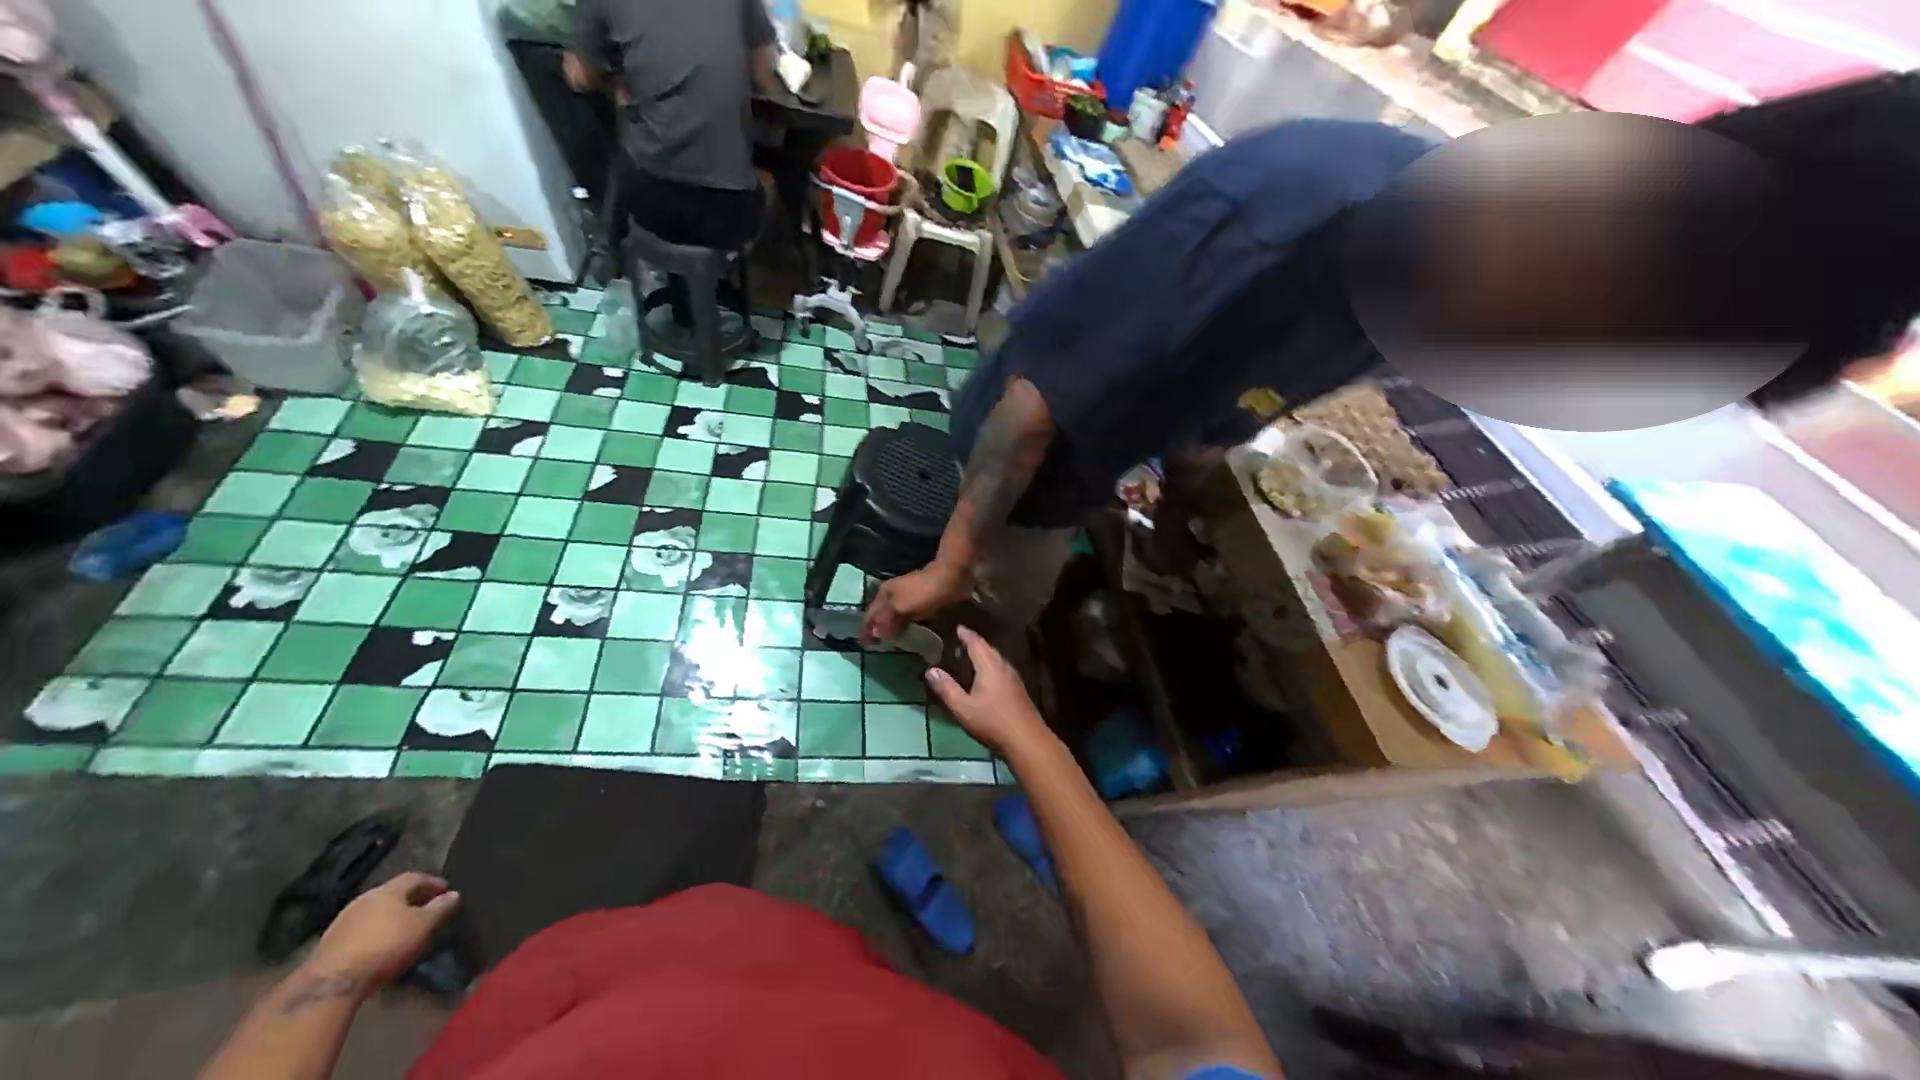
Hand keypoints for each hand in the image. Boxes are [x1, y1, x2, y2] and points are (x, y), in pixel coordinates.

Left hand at [304, 872, 459, 987]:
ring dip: (391, 916)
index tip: (446, 890)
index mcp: (387, 890)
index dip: (432, 882)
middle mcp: (364, 899)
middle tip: (426, 908)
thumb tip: (454, 894)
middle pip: (393, 893)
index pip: (415, 877)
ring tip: (404, 927)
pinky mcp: (330, 943)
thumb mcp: (423, 926)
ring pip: (375, 912)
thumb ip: (440, 908)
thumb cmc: (386, 945)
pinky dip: (375, 931)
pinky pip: (361, 929)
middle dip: (411, 899)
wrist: (332, 982)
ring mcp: (343, 921)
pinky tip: (381, 943)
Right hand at [861, 563, 970, 644]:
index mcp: (884, 594)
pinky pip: (907, 616)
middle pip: (880, 615)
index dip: (865, 630)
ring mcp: (906, 597)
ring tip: (889, 643)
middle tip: (875, 646)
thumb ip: (887, 621)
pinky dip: (904, 625)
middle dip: (876, 629)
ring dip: (890, 628)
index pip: (869, 615)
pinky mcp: (920, 601)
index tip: (863, 645)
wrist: (951, 577)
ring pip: (893, 616)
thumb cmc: (924, 592)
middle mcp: (892, 594)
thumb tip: (876, 634)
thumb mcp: (901, 607)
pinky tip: (906, 634)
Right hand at [924, 626, 1055, 757]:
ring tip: (971, 658)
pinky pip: (1002, 670)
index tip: (958, 628)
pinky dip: (991, 667)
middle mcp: (1004, 668)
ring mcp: (1014, 679)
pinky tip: (987, 678)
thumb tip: (930, 670)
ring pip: (997, 660)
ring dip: (985, 656)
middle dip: (976, 644)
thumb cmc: (992, 722)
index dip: (966, 635)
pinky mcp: (1019, 691)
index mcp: (990, 667)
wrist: (1027, 740)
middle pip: (989, 650)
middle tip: (961, 642)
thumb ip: (946, 688)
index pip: (977, 643)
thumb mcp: (963, 708)